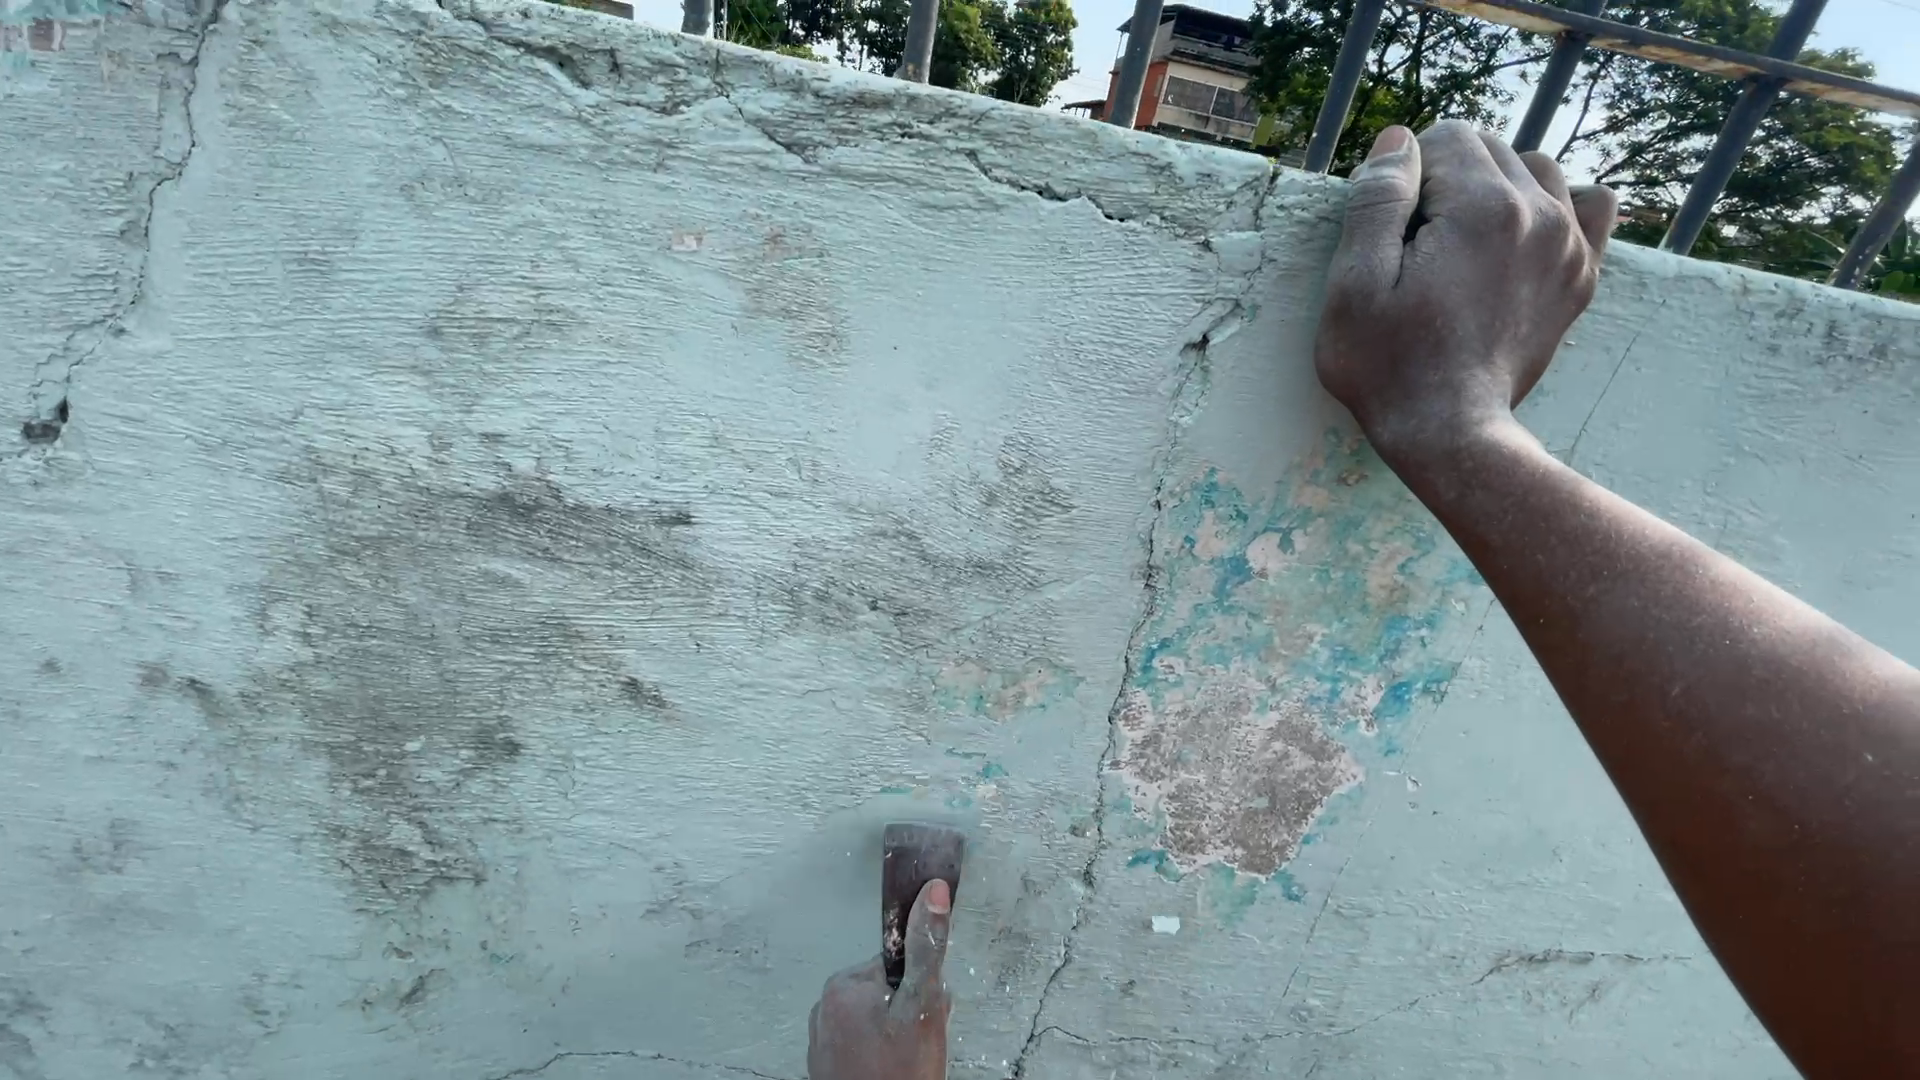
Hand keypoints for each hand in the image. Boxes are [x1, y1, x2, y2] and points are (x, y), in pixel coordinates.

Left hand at [807, 879, 951, 1079]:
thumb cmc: (899, 1071)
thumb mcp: (923, 1005)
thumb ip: (926, 946)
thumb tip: (932, 890)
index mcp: (843, 985)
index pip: (895, 966)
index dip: (919, 987)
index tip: (927, 1012)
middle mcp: (824, 1006)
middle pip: (885, 991)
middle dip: (909, 1011)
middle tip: (920, 1042)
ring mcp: (822, 1040)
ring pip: (876, 1019)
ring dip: (897, 1033)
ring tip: (909, 1060)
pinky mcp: (825, 1068)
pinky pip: (862, 1044)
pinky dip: (880, 1053)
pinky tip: (893, 1070)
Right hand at [1314, 120, 1616, 462]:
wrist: (1447, 431)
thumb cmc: (1386, 366)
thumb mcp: (1353, 288)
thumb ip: (1375, 205)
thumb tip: (1397, 141)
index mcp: (1483, 208)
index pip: (1444, 137)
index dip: (1401, 176)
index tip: (1384, 230)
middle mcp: (1541, 212)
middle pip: (1490, 148)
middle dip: (1443, 181)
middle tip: (1411, 247)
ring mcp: (1570, 245)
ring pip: (1535, 170)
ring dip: (1491, 190)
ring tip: (1455, 245)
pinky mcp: (1579, 278)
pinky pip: (1588, 207)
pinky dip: (1553, 206)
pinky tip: (1518, 238)